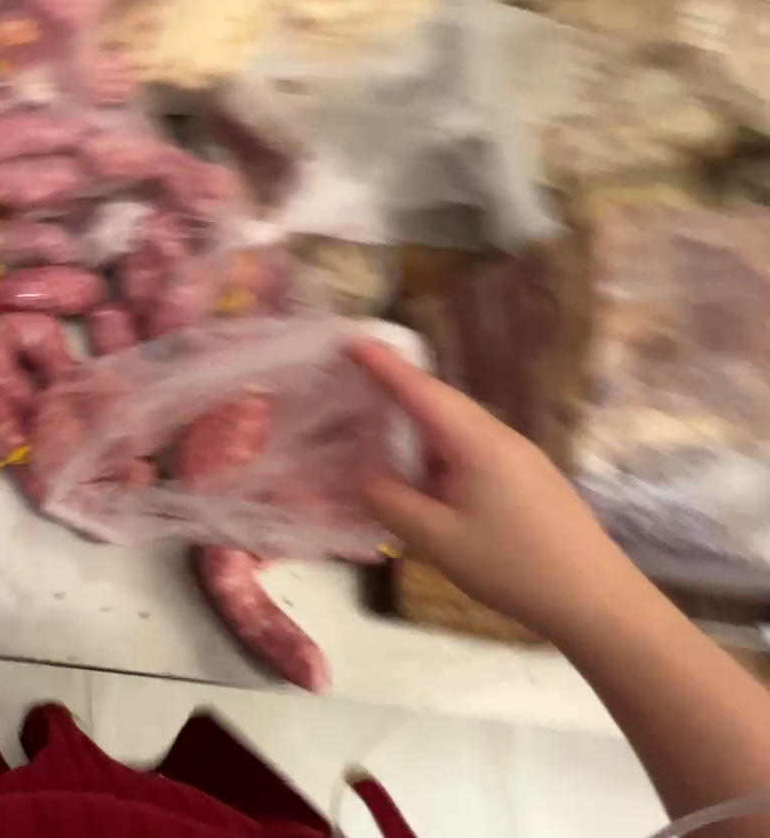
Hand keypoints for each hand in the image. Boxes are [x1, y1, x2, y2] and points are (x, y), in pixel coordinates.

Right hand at [348, 340, 647, 641]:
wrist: (605, 611)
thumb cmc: (517, 568)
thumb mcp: (434, 538)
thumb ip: (386, 498)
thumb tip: (359, 472)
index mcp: (479, 445)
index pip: (422, 392)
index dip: (384, 365)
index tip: (350, 340)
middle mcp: (500, 441)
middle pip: (439, 400)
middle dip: (393, 381)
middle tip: (346, 370)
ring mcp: (516, 460)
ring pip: (451, 423)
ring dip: (409, 412)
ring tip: (366, 409)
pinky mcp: (521, 480)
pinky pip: (463, 445)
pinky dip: (427, 438)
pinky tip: (408, 456)